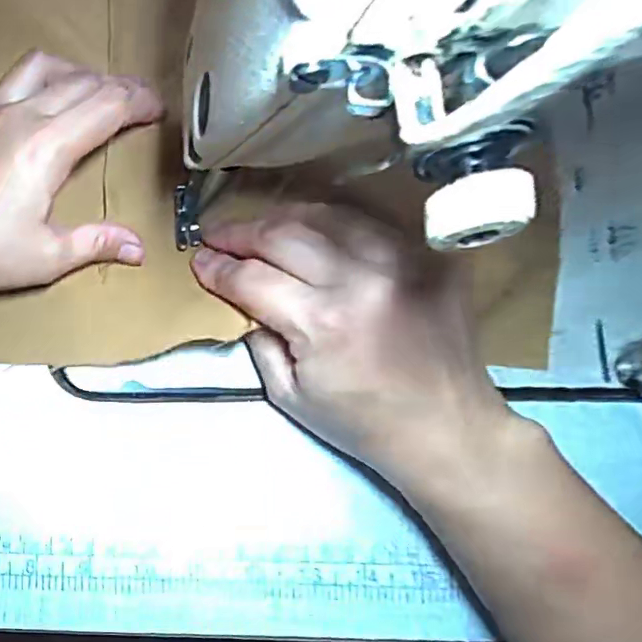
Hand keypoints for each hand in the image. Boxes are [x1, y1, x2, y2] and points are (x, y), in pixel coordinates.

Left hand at [0, 49, 163, 304]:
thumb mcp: (48, 257)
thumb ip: (96, 243)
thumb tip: (137, 250)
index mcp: (49, 147)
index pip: (107, 106)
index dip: (138, 103)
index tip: (155, 110)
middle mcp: (19, 117)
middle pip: (78, 83)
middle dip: (112, 87)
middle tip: (129, 101)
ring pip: (31, 69)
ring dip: (63, 71)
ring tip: (78, 84)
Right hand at [191, 203, 526, 489]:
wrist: (444, 425)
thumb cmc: (359, 421)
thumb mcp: (288, 396)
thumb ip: (259, 343)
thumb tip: (247, 302)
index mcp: (321, 323)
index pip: (252, 278)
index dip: (218, 267)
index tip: (198, 260)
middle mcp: (361, 278)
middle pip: (283, 235)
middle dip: (240, 233)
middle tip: (215, 235)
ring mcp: (400, 258)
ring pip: (324, 216)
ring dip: (280, 218)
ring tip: (255, 228)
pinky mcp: (427, 254)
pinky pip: (366, 222)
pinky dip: (327, 222)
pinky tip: (307, 230)